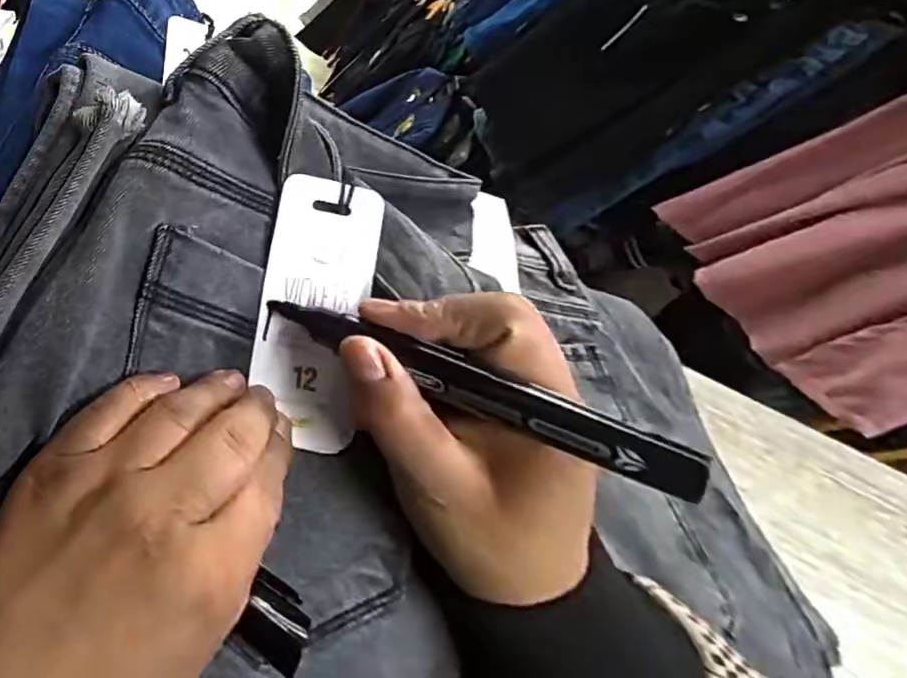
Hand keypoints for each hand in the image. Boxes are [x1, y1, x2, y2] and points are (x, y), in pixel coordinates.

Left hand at [0, 370, 293, 677]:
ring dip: (212, 389)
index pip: (264, 485)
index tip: (282, 431)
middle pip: (230, 437)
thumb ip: (235, 558)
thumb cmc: (115, 667)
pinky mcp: (61, 460)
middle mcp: (163, 509)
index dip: (280, 449)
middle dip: (256, 412)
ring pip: (178, 411)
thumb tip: (253, 486)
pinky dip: (147, 387)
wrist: (3, 672)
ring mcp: (108, 477)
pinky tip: (168, 382)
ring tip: (229, 381)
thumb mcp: (199, 633)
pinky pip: (115, 404)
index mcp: (206, 570)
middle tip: (262, 399)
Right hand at [342, 294, 596, 604]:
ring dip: (424, 341)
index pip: (502, 320)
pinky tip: (402, 385)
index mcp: (547, 400)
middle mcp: (549, 381)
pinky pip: (471, 356)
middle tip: (375, 343)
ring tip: (381, 365)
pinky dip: (431, 361)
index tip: (376, 325)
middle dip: (425, 323)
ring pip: (475, 332)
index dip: (437, 312)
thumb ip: (396, 411)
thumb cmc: (492, 543)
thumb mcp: (435, 481)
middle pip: (487, 317)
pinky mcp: (514, 398)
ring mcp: (534, 388)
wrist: (530, 594)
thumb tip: (357, 344)